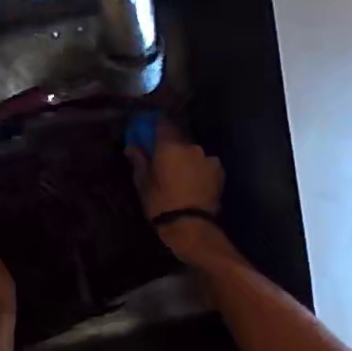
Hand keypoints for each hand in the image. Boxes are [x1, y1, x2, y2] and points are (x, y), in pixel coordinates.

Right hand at [128, 130, 233, 267]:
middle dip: (170, 145)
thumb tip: (132, 145)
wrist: (192, 227)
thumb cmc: (161, 204)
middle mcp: (191, 146)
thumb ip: (138, 160)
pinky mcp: (219, 170)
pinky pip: (205, 163)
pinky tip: (194, 181)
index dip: (154, 125)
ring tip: (180, 174)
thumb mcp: (143, 183)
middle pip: (178, 138)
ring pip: (193, 152)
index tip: (147, 132)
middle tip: (162, 159)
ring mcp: (208, 157)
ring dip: (186, 158)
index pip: (161, 123)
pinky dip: (199, 168)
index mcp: (169, 145)